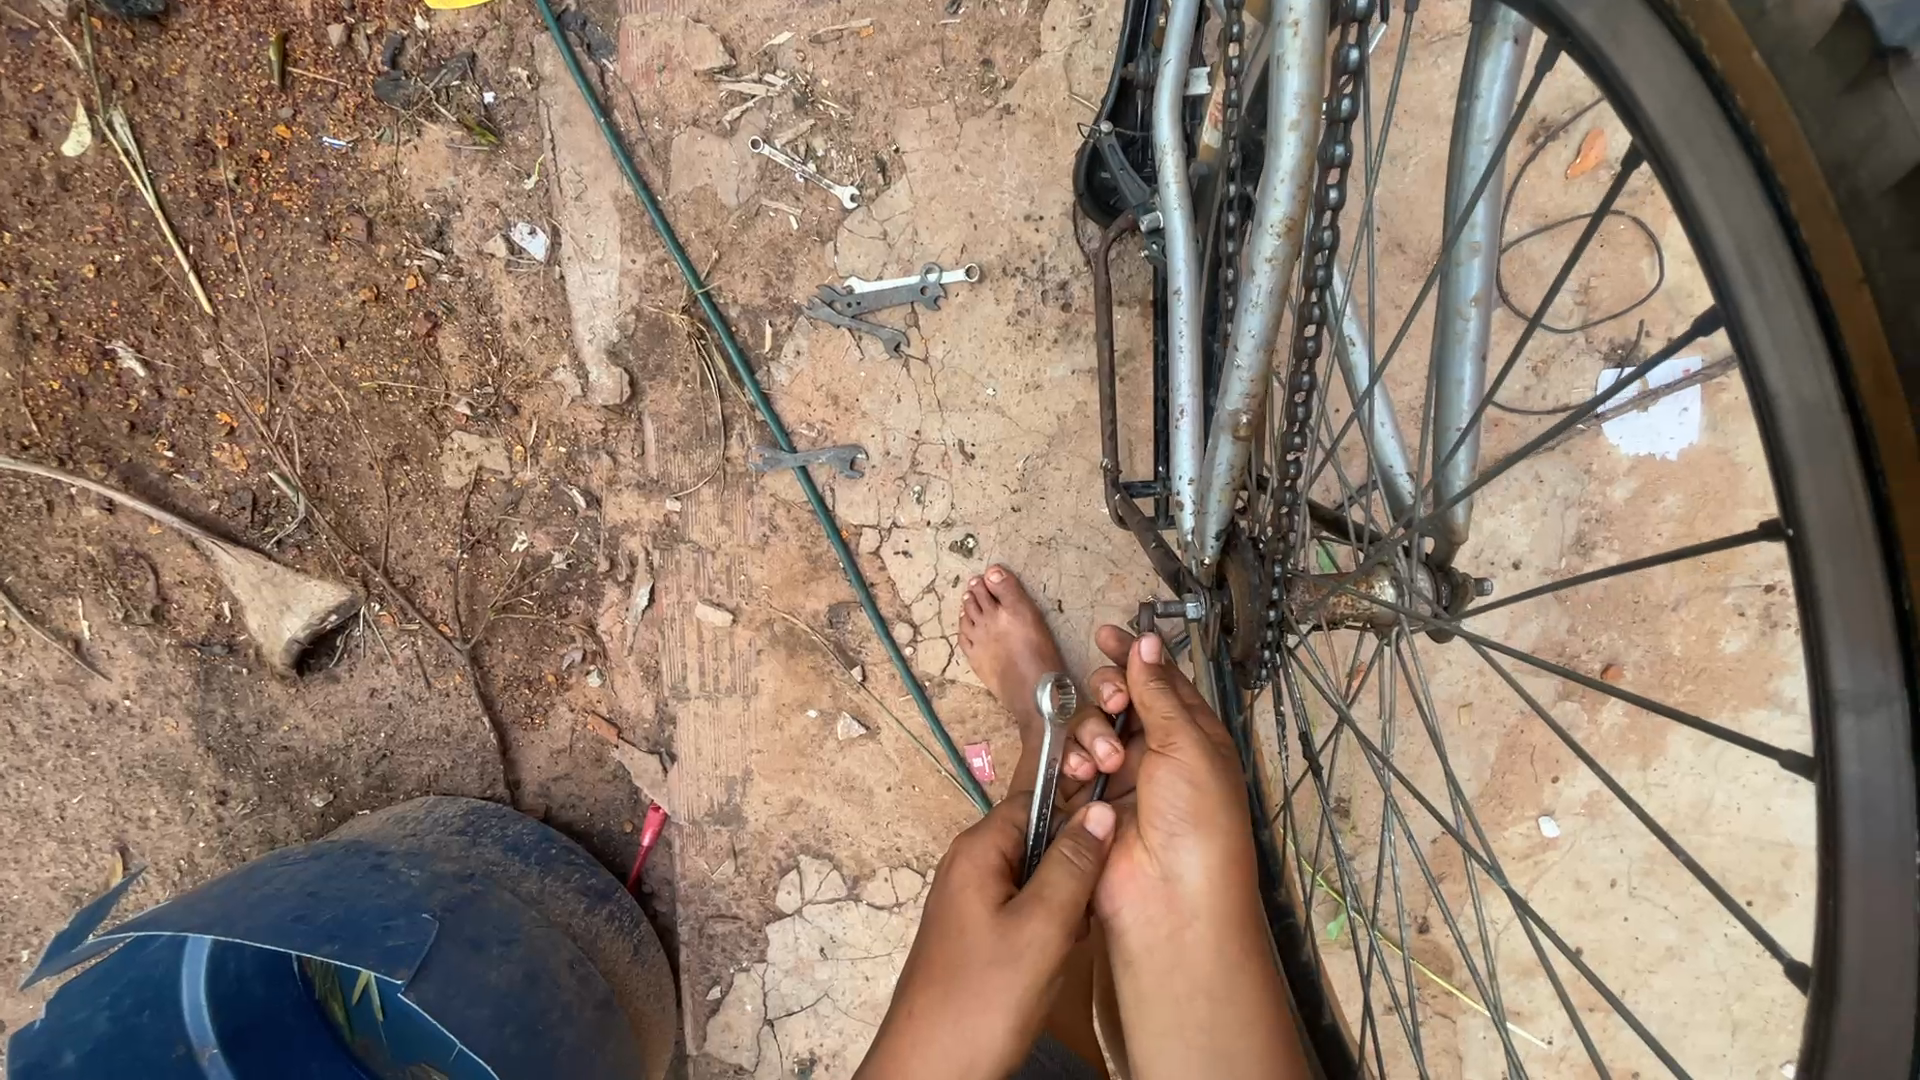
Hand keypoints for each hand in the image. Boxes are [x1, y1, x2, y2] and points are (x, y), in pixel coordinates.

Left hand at [856, 795, 1116, 1079]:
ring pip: (1034, 875)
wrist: (930, 1072)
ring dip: (1063, 898)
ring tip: (1072, 934)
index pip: (1035, 799)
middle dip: (1071, 864)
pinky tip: (1056, 955)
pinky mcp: (977, 931)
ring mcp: (971, 898)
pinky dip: (1047, 922)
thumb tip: (1099, 810)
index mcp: (979, 848)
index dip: (1075, 811)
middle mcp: (970, 863)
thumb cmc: (985, 996)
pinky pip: (1022, 906)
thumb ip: (1072, 865)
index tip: (1111, 837)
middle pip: (1037, 837)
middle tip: (1088, 904)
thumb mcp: (1041, 927)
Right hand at [1073, 628, 1309, 1079]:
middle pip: (1118, 697)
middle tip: (1114, 704)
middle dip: (1109, 692)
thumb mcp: (1188, 745)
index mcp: (1191, 733)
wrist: (1169, 897)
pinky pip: (1069, 760)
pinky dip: (1073, 759)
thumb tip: (1147, 640)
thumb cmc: (1198, 817)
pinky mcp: (1086, 797)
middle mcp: (1154, 749)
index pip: (1158, 680)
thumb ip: (1159, 691)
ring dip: (1093, 732)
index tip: (1107, 634)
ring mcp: (1118, 774)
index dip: (1133, 655)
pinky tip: (1081, 772)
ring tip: (1106, 759)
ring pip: (1090, 725)